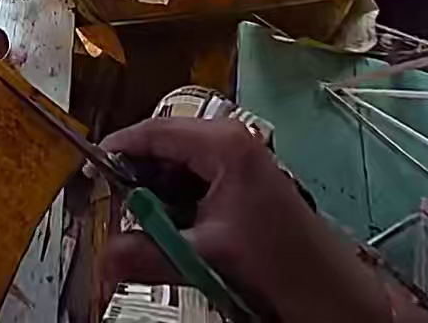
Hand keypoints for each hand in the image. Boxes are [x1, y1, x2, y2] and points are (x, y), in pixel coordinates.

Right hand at [99, 118, 427, 322]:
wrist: (335, 297)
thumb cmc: (276, 264)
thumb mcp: (208, 256)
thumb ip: (151, 254)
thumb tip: (104, 257)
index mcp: (222, 143)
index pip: (156, 131)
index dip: (121, 147)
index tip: (92, 167)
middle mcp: (227, 137)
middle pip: (165, 143)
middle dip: (138, 173)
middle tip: (112, 201)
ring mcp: (236, 154)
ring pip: (177, 161)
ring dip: (156, 188)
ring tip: (139, 218)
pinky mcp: (240, 175)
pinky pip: (193, 176)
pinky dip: (175, 197)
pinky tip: (168, 223)